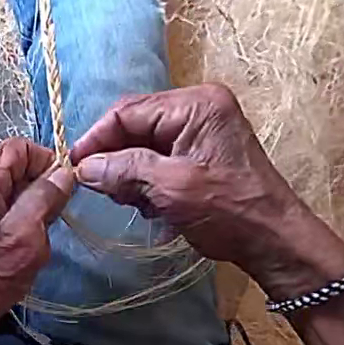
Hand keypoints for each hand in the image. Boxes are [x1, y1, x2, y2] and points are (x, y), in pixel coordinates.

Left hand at [0, 139, 76, 344]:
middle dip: (36, 184)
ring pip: (5, 182)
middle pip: (10, 163)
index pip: (18, 148)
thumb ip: (45, 198)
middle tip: (47, 216)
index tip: (61, 188)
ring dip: (26, 201)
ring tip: (31, 231)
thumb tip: (63, 172)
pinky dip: (12, 211)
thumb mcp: (26, 237)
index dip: (45, 162)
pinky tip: (18, 236)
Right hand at [68, 85, 343, 298]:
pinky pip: (152, 160)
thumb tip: (81, 168)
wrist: (271, 239)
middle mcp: (195, 109)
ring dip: (127, 175)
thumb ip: (123, 170)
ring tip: (134, 202)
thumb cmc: (227, 210)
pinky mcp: (195, 154)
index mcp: (194, 105)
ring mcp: (196, 131)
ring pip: (138, 146)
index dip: (95, 140)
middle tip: (103, 191)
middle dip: (112, 160)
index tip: (72, 168)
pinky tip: (148, 204)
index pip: (127, 112)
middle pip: (131, 127)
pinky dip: (142, 183)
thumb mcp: (169, 187)